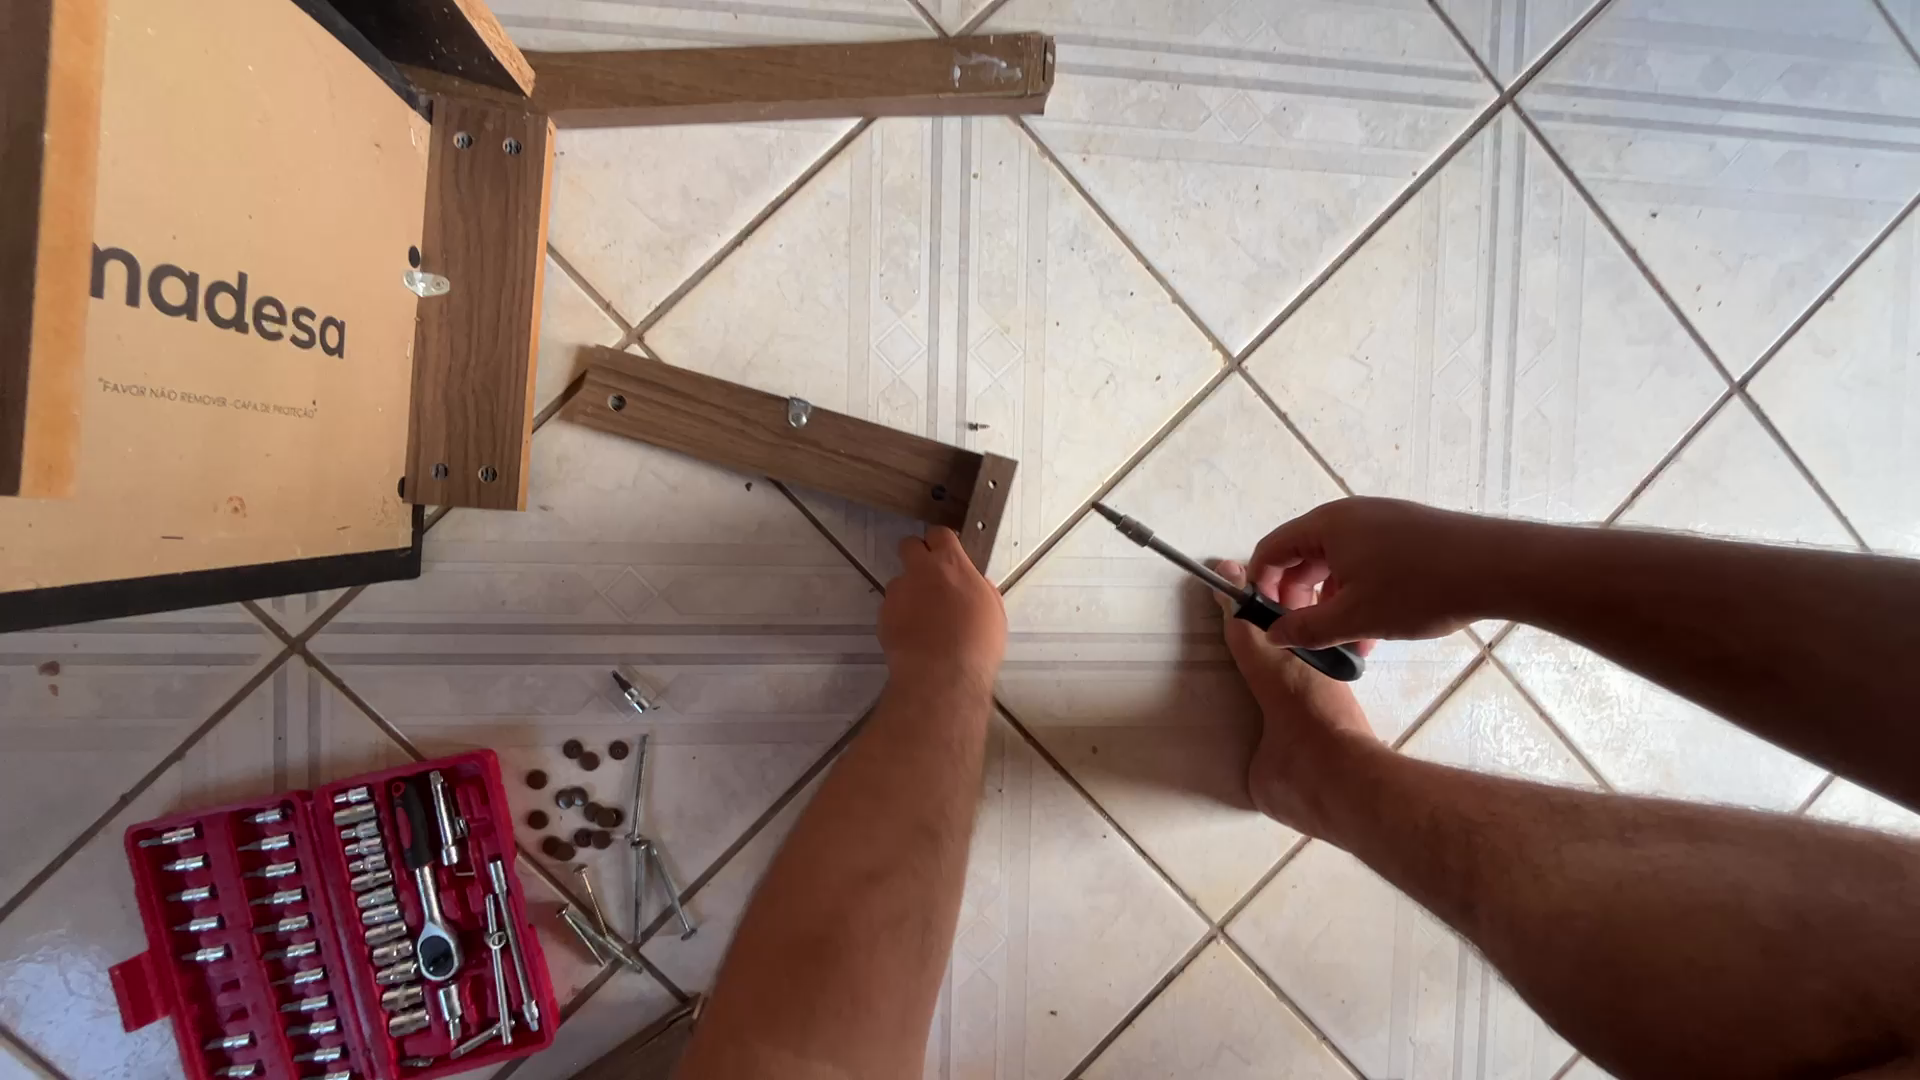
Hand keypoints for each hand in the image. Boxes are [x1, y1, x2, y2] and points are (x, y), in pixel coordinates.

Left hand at [879, 527, 1007, 692]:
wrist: (942, 677)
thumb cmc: (977, 644)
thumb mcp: (992, 610)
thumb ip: (978, 588)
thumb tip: (971, 583)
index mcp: (951, 565)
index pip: (940, 533)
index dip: (942, 543)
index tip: (947, 555)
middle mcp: (919, 571)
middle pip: (909, 545)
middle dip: (917, 556)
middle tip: (930, 578)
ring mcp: (897, 593)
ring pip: (900, 582)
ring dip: (910, 593)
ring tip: (924, 621)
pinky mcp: (883, 616)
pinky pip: (892, 609)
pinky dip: (901, 618)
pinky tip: (914, 638)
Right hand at [1248, 497, 1513, 648]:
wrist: (1505, 568)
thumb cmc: (1418, 589)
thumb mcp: (1354, 618)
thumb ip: (1305, 629)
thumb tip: (1273, 635)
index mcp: (1325, 526)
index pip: (1271, 549)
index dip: (1260, 584)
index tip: (1265, 617)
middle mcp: (1348, 516)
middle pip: (1303, 556)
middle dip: (1299, 598)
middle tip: (1304, 634)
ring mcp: (1381, 521)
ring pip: (1337, 564)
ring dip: (1331, 603)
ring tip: (1347, 642)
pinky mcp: (1409, 533)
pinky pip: (1366, 562)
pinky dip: (1359, 593)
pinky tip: (1376, 628)